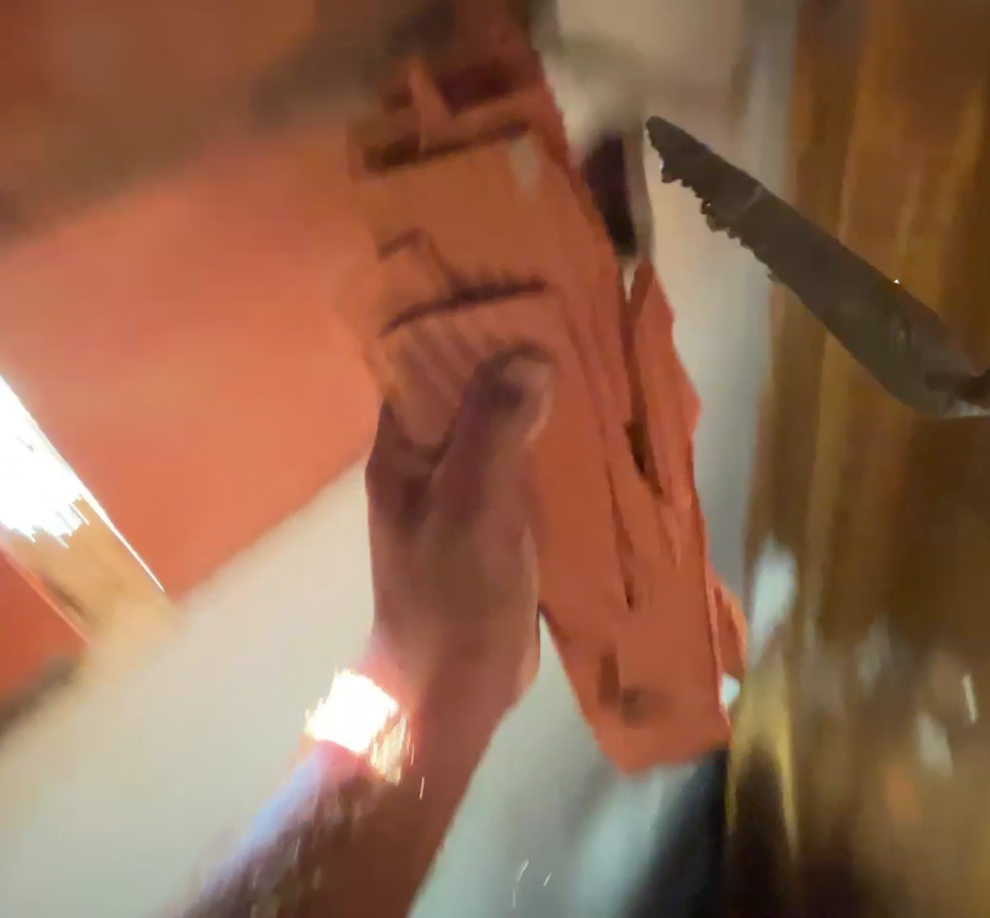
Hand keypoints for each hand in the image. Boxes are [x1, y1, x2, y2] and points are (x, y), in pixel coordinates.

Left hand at [363, 350, 552, 719]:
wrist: (457, 686)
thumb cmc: (453, 595)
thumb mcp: (474, 505)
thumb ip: (496, 428)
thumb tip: (529, 354)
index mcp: (404, 449)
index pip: (424, 368)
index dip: (465, 332)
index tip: (516, 302)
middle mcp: (427, 461)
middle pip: (466, 394)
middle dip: (510, 363)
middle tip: (566, 327)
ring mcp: (461, 491)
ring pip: (498, 429)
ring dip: (533, 403)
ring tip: (584, 365)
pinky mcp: (493, 519)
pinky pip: (520, 465)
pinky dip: (547, 445)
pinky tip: (585, 430)